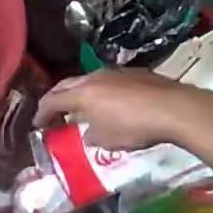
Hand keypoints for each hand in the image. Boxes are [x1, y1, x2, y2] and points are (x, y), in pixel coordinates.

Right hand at [35, 68, 212, 150]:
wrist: (175, 108)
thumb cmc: (135, 127)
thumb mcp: (107, 140)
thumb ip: (91, 136)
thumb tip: (88, 133)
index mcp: (82, 94)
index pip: (52, 100)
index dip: (42, 113)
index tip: (38, 125)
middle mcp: (94, 77)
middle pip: (66, 85)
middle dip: (56, 99)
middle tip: (52, 113)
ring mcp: (115, 72)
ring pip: (87, 80)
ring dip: (78, 93)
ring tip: (79, 107)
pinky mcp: (134, 72)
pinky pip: (107, 80)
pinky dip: (99, 91)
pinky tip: (108, 103)